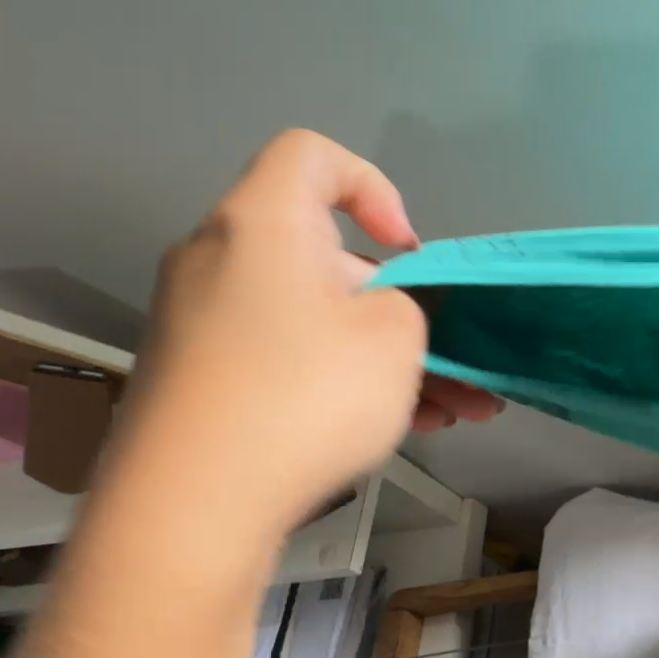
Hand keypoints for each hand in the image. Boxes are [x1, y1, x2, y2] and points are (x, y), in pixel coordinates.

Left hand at [126, 129, 495, 531]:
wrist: (194, 500)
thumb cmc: (307, 393)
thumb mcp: (394, 337)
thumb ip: (410, 304)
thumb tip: (385, 312)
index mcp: (263, 225)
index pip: (314, 156)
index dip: (375, 188)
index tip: (410, 253)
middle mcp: (225, 259)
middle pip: (331, 256)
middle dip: (409, 307)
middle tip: (459, 360)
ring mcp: (212, 321)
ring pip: (326, 320)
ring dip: (399, 358)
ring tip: (464, 410)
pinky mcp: (211, 375)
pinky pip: (299, 357)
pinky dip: (355, 380)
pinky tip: (416, 426)